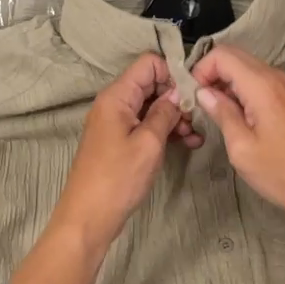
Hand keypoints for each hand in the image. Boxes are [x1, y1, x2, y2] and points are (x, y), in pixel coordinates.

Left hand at [52, 53, 201, 245]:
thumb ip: (165, 112)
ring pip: (151, 106)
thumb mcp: (148, 143)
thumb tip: (179, 93)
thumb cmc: (117, 179)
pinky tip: (187, 143)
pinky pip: (145, 125)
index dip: (173, 73)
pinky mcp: (120, 141)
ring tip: (195, 136)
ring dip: (174, 117)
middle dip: (176, 97)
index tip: (193, 94)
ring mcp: (116, 123)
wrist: (88, 219)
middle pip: (151, 84)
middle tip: (197, 119)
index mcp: (117, 96)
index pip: (148, 64)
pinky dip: (165, 131)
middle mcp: (114, 103)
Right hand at [192, 44, 284, 220]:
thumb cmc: (282, 171)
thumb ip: (222, 113)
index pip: (222, 54)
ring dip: (227, 82)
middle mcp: (276, 76)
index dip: (201, 69)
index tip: (192, 95)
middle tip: (199, 102)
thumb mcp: (242, 148)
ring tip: (216, 111)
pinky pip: (261, 81)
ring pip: (248, 68)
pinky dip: (244, 89)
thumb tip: (203, 92)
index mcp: (262, 84)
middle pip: (235, 56)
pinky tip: (239, 115)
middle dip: (212, 73)